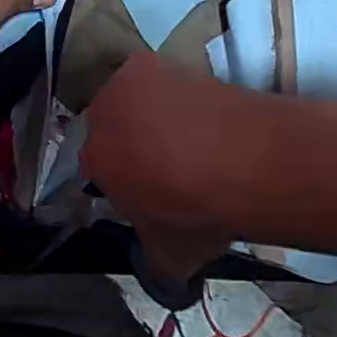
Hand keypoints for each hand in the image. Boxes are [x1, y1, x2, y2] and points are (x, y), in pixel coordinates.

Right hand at [81, 53, 241, 285]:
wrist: (242, 159)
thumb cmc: (196, 212)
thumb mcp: (171, 255)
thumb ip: (155, 264)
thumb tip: (162, 276)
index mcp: (94, 161)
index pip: (100, 168)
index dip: (125, 179)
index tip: (151, 189)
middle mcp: (101, 116)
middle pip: (113, 127)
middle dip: (132, 141)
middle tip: (170, 161)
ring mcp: (128, 84)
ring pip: (135, 101)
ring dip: (153, 114)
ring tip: (194, 136)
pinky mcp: (158, 61)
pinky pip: (160, 81)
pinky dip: (176, 94)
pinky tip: (206, 113)